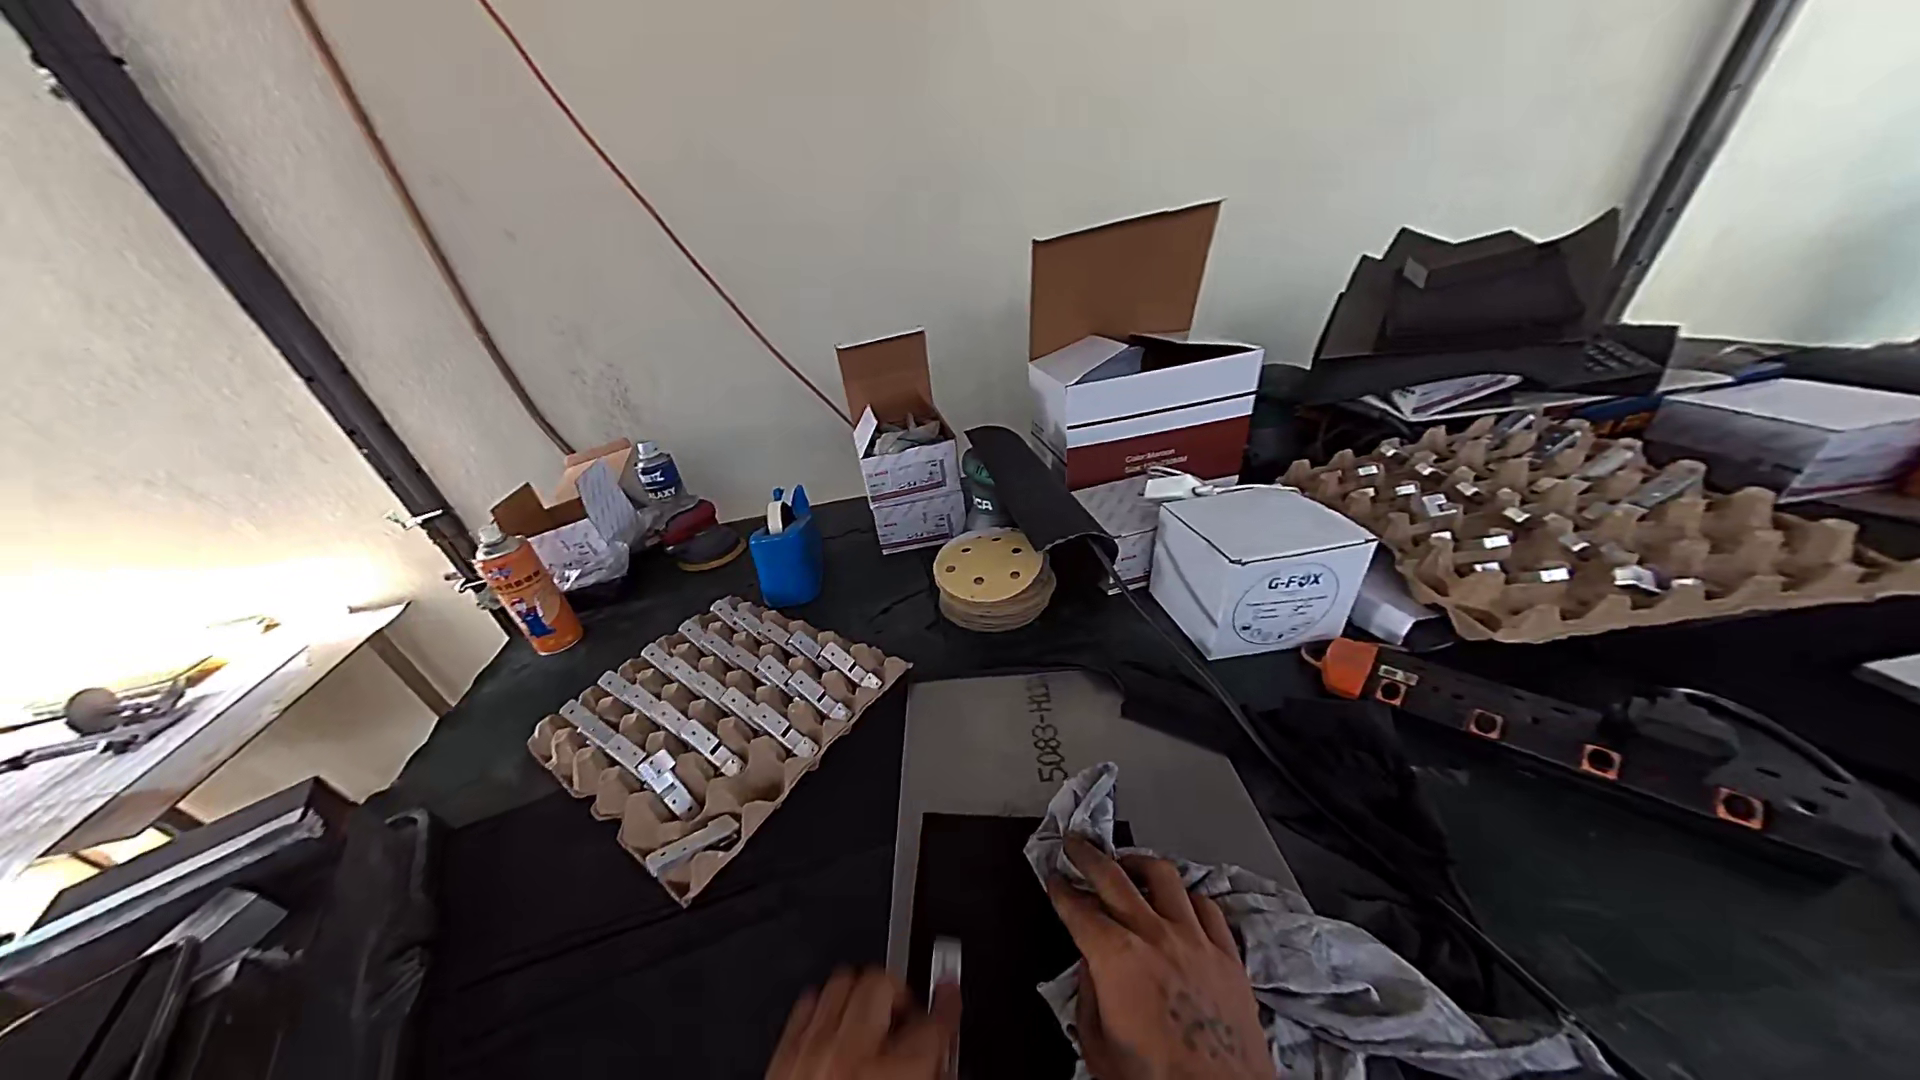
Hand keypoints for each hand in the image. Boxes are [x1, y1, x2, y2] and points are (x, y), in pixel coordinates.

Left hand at [766, 967, 959, 1079]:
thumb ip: (929, 1078)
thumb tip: (941, 1061)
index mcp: (891, 1079)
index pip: (934, 1026)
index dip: (947, 1009)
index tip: (948, 999)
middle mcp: (848, 1059)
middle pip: (883, 985)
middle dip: (901, 995)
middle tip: (908, 1015)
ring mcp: (811, 1054)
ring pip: (843, 983)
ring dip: (862, 995)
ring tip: (873, 1017)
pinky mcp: (782, 1059)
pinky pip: (808, 1007)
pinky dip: (825, 1011)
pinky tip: (835, 1029)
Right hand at [1047, 838, 1273, 1079]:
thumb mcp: (1099, 1046)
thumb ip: (1089, 995)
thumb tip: (1091, 968)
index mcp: (1116, 958)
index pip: (1078, 908)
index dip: (1061, 890)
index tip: (1055, 879)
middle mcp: (1154, 936)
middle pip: (1113, 876)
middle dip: (1088, 855)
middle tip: (1076, 844)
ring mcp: (1193, 940)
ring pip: (1163, 876)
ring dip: (1138, 863)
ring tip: (1127, 862)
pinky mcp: (1226, 954)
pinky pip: (1207, 906)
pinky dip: (1188, 895)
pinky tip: (1179, 898)